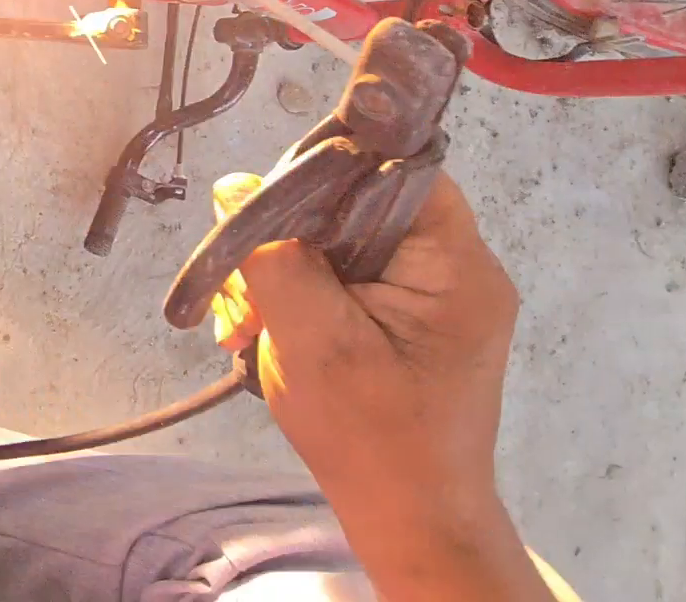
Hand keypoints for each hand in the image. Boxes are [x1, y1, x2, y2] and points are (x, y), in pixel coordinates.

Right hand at [210, 173, 555, 600]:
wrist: (403, 516)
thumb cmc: (369, 430)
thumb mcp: (312, 335)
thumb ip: (273, 254)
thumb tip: (233, 187)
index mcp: (451, 265)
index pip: (397, 173)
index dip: (328, 170)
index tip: (266, 198)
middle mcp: (442, 268)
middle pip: (345, 207)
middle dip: (278, 238)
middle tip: (242, 287)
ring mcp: (414, 293)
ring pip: (321, 241)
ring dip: (267, 274)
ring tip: (241, 324)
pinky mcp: (386, 313)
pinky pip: (322, 275)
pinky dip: (279, 295)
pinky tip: (251, 330)